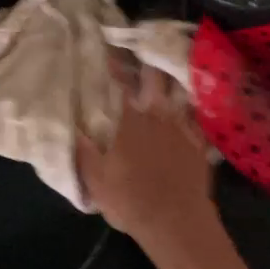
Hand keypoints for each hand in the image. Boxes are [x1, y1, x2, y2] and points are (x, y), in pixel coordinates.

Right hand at [77, 65, 212, 244]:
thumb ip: (83, 150)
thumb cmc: (130, 201)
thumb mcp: (95, 180)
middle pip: (155, 77)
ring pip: (179, 89)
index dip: (115, 63)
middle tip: (146, 47)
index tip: (110, 47)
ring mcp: (181, 125)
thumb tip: (70, 124)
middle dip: (149, 60)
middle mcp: (156, 114)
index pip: (120, 82)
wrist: (176, 221)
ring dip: (174, 76)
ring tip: (173, 62)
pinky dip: (194, 104)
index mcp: (129, 120)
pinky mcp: (199, 139)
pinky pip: (198, 113)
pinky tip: (196, 98)